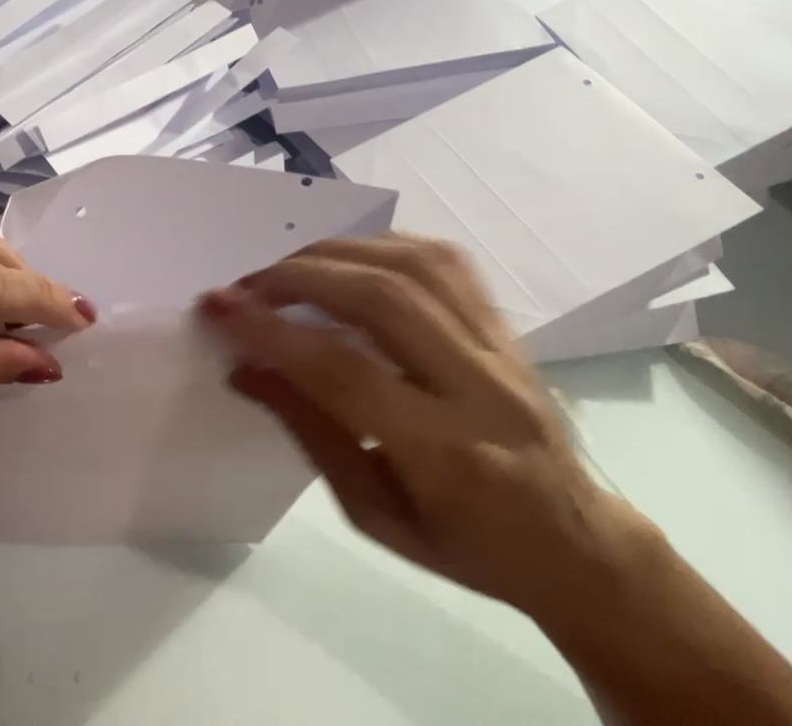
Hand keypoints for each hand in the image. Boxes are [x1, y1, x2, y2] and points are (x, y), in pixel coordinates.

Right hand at [199, 234, 647, 618]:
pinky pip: (445, 263)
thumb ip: (310, 432)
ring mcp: (503, 350)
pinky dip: (381, 246)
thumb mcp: (371, 512)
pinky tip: (343, 259)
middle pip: (383, 298)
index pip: (344, 371)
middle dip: (298, 278)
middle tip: (244, 287)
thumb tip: (245, 368)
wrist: (573, 541)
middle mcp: (481, 389)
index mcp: (445, 454)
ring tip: (285, 270)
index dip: (272, 331)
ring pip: (417, 265)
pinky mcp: (509, 329)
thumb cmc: (464, 545)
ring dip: (336, 253)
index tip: (218, 308)